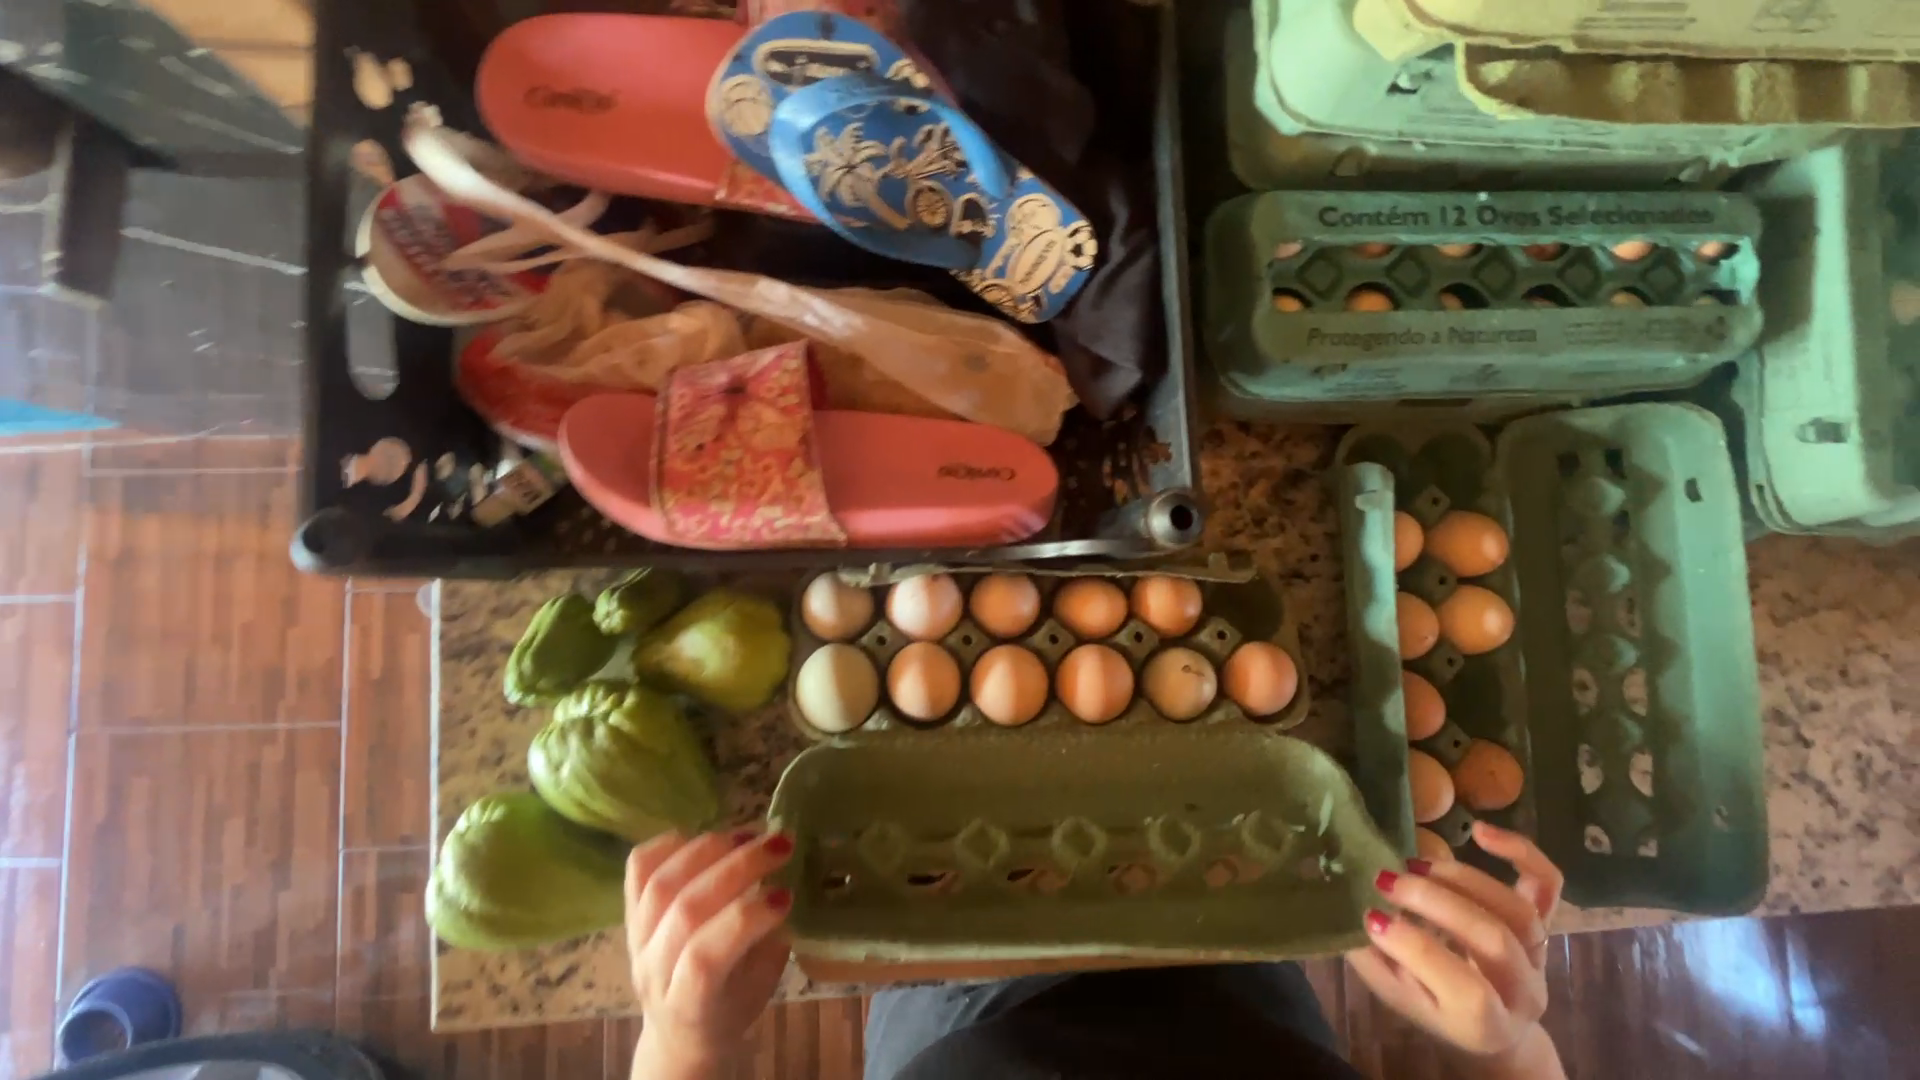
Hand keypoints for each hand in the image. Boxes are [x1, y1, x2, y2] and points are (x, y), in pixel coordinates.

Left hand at [625, 829, 795, 1079]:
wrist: (679, 1029)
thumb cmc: (731, 1005)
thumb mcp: (760, 985)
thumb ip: (767, 939)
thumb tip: (782, 881)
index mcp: (688, 1004)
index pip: (704, 958)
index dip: (745, 919)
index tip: (786, 894)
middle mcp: (652, 970)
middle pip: (686, 909)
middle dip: (740, 868)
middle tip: (781, 844)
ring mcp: (636, 939)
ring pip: (663, 883)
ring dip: (711, 848)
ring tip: (748, 834)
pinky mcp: (630, 911)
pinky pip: (639, 867)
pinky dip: (672, 843)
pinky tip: (707, 836)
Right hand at [1345, 821, 1565, 1069]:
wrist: (1495, 1025)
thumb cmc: (1436, 1009)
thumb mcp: (1398, 996)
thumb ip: (1374, 958)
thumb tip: (1346, 907)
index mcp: (1486, 1023)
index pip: (1465, 991)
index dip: (1418, 950)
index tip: (1370, 917)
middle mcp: (1522, 991)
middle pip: (1493, 940)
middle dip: (1435, 903)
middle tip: (1385, 881)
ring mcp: (1540, 956)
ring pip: (1518, 911)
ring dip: (1463, 880)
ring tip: (1416, 865)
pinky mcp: (1545, 923)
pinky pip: (1547, 885)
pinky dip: (1521, 853)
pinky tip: (1480, 832)